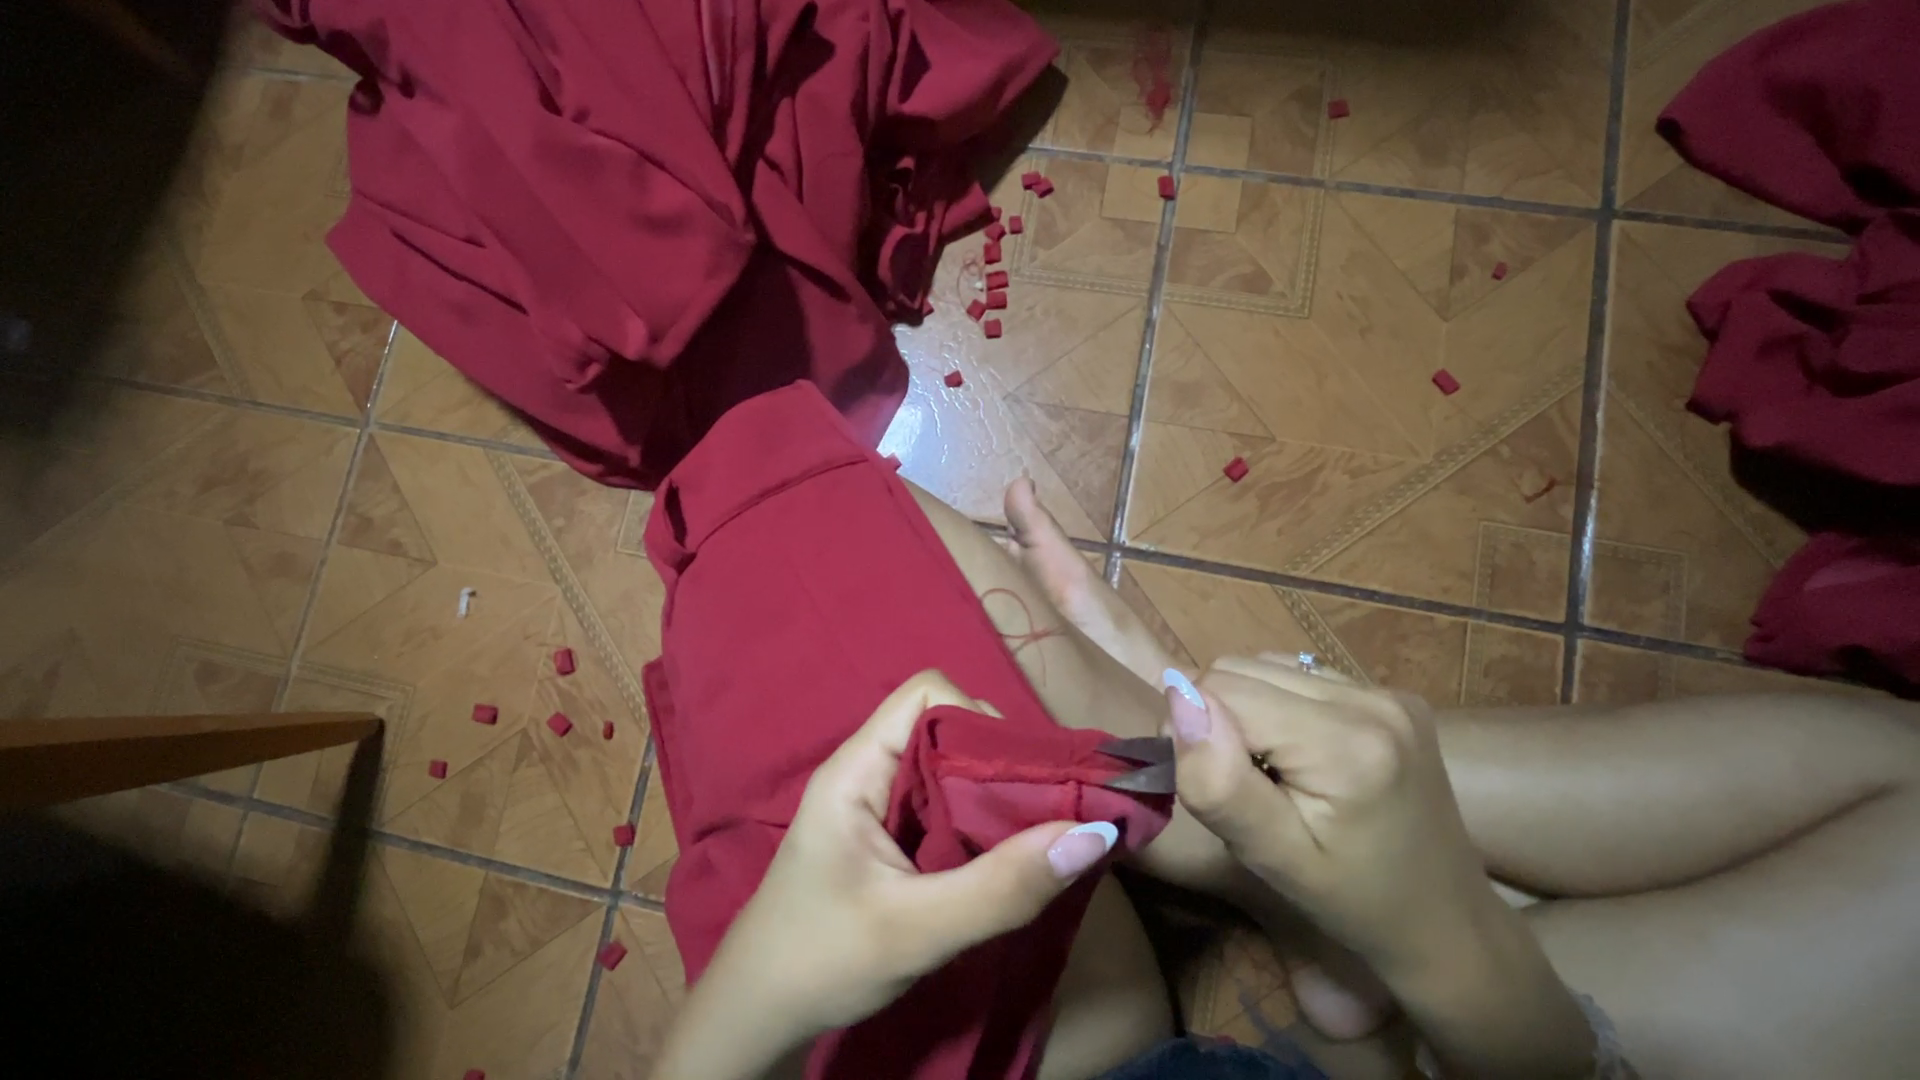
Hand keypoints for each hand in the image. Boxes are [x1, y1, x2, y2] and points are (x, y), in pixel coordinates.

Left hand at [701, 670, 1117, 1038]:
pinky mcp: (888, 836)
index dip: (979, 719)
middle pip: (946, 727)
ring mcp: (877, 804)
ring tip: (1036, 833)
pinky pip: (944, 805)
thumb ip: (1003, 886)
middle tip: (1047, 810)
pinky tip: (1005, 856)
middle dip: (1000, 761)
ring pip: (950, 769)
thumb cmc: (823, 961)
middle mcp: (868, 771)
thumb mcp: (918, 930)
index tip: (1021, 776)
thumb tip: (1095, 832)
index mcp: (857, 769)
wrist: (760, 1016)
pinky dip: (981, 822)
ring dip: (994, 795)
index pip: (926, 695)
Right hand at [1162, 658, 1496, 978]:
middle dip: (1216, 717)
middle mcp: (1370, 698)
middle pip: (1240, 668)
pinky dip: (1276, 706)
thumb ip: (1220, 784)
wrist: (1446, 921)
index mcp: (1345, 742)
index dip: (1192, 730)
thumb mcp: (1274, 860)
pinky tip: (1296, 754)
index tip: (1201, 784)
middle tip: (1234, 784)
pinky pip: (1298, 674)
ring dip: (1245, 709)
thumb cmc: (1353, 903)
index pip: (1222, 689)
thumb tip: (1178, 701)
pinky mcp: (1391, 694)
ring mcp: (1386, 691)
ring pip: (1265, 664)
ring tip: (1267, 771)